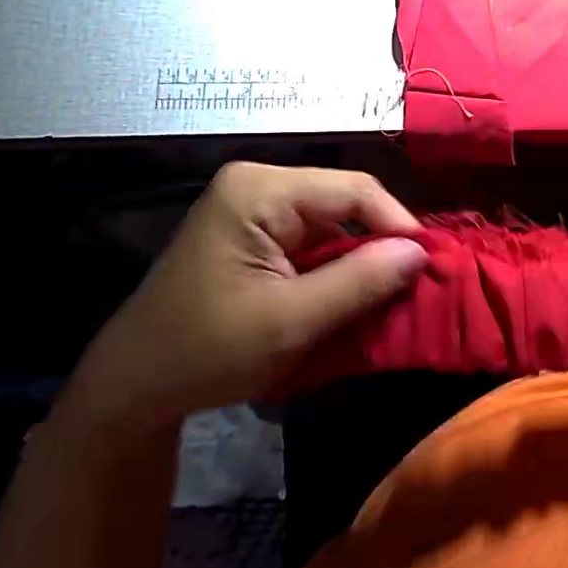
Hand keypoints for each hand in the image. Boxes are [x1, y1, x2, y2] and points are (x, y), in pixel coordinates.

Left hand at [67, 163, 427, 427]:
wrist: (136, 383)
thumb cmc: (206, 350)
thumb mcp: (290, 321)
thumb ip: (358, 282)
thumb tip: (420, 252)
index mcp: (259, 189)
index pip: (352, 189)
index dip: (398, 224)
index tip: (431, 267)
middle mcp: (257, 183)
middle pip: (342, 203)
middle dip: (378, 245)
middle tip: (416, 288)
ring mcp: (252, 207)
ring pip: (330, 224)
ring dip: (358, 261)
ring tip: (392, 297)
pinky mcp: (253, 233)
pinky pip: (310, 241)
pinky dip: (334, 270)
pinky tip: (351, 299)